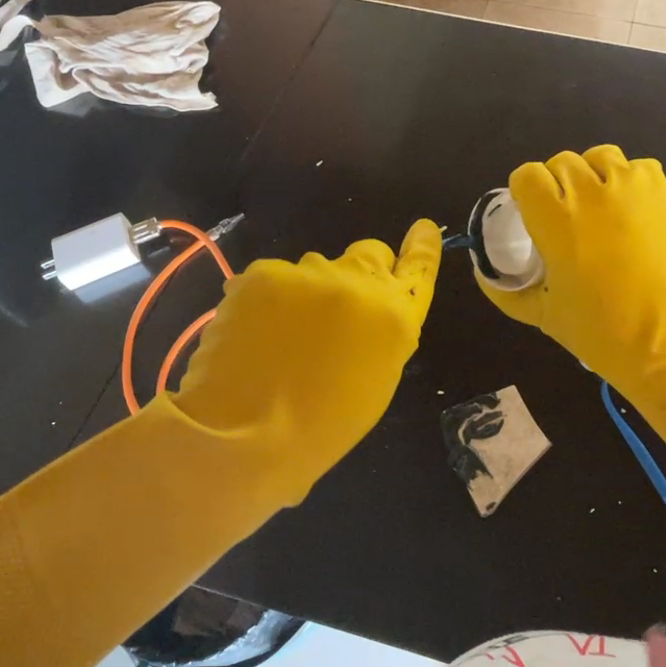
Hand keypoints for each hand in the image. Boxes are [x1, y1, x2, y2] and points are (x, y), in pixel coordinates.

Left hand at [175, 219, 440, 499]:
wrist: (244, 438)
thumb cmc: (320, 427)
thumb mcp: (375, 379)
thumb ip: (380, 332)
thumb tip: (365, 312)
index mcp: (396, 317)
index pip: (419, 266)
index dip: (421, 245)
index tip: (421, 228)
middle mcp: (363, 283)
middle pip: (368, 254)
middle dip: (356, 273)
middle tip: (330, 312)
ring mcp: (312, 273)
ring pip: (314, 269)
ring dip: (304, 293)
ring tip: (279, 338)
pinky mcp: (266, 272)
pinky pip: (271, 278)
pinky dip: (262, 300)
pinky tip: (249, 335)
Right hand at [476, 145, 665, 387]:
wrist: (664, 340)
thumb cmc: (598, 330)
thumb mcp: (543, 315)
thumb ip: (508, 291)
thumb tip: (483, 273)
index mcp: (555, 219)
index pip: (528, 175)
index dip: (526, 191)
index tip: (533, 213)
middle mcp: (589, 193)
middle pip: (562, 162)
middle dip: (558, 185)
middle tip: (567, 217)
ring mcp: (628, 187)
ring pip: (599, 157)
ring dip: (593, 175)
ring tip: (599, 206)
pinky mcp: (659, 192)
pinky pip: (636, 166)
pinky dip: (629, 180)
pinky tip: (629, 208)